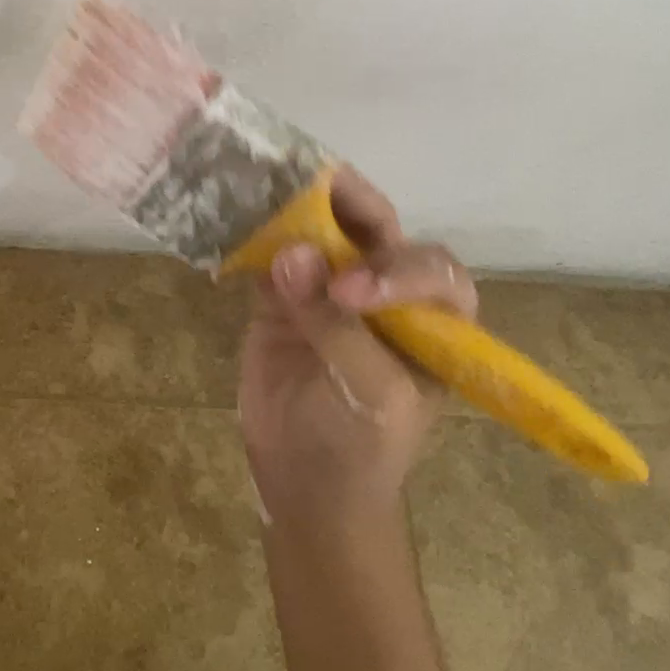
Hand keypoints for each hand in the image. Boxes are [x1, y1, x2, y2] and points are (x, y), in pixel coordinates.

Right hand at [238, 166, 476, 526]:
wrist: (304, 486)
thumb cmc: (362, 447)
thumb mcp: (371, 396)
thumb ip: (337, 327)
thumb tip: (289, 255)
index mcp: (433, 319)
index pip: (429, 270)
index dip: (395, 269)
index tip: (349, 292)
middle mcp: (385, 292)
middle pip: (377, 231)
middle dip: (351, 204)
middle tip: (314, 186)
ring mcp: (329, 291)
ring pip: (322, 233)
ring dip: (299, 208)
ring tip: (271, 184)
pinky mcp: (281, 299)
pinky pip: (272, 257)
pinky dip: (255, 237)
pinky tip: (237, 222)